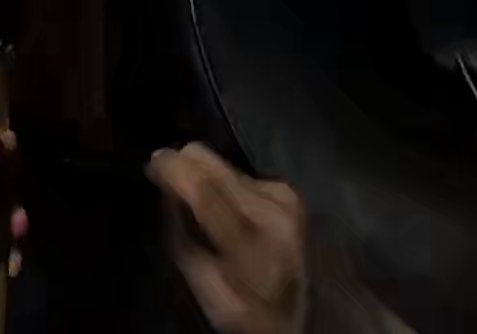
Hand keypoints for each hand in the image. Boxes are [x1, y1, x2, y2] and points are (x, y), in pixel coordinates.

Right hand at [148, 144, 308, 333]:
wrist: (323, 314)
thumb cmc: (262, 317)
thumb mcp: (215, 302)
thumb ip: (186, 245)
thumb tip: (168, 195)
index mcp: (253, 246)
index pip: (206, 190)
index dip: (175, 169)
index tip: (153, 160)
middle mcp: (271, 209)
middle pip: (215, 165)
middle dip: (184, 162)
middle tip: (164, 170)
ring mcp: (283, 195)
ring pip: (225, 166)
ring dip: (205, 176)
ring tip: (199, 200)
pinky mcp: (288, 188)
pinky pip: (241, 175)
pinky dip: (226, 184)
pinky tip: (229, 208)